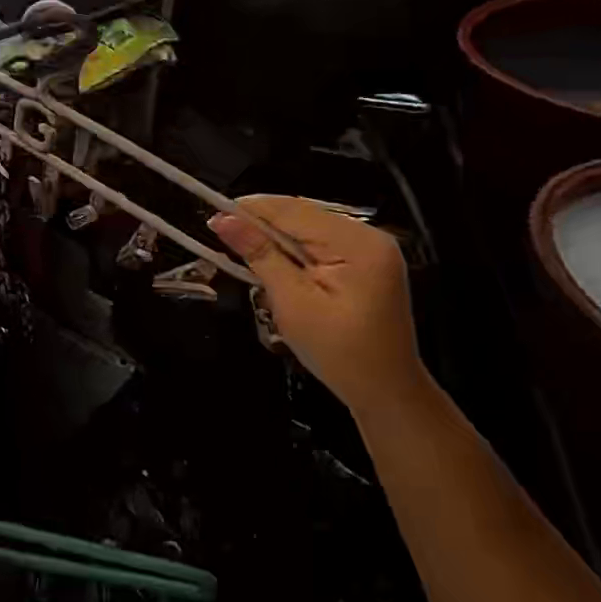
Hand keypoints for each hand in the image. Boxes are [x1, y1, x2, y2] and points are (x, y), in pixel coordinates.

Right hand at [210, 194, 425, 414]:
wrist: (387, 391)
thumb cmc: (339, 353)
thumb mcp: (292, 303)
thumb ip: (260, 255)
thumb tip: (224, 220)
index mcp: (357, 244)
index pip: (293, 210)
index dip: (250, 210)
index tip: (214, 217)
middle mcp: (369, 235)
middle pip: (302, 214)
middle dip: (262, 223)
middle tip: (222, 234)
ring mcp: (371, 247)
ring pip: (309, 226)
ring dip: (275, 236)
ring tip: (242, 248)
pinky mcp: (366, 259)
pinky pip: (321, 241)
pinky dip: (293, 248)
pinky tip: (273, 260)